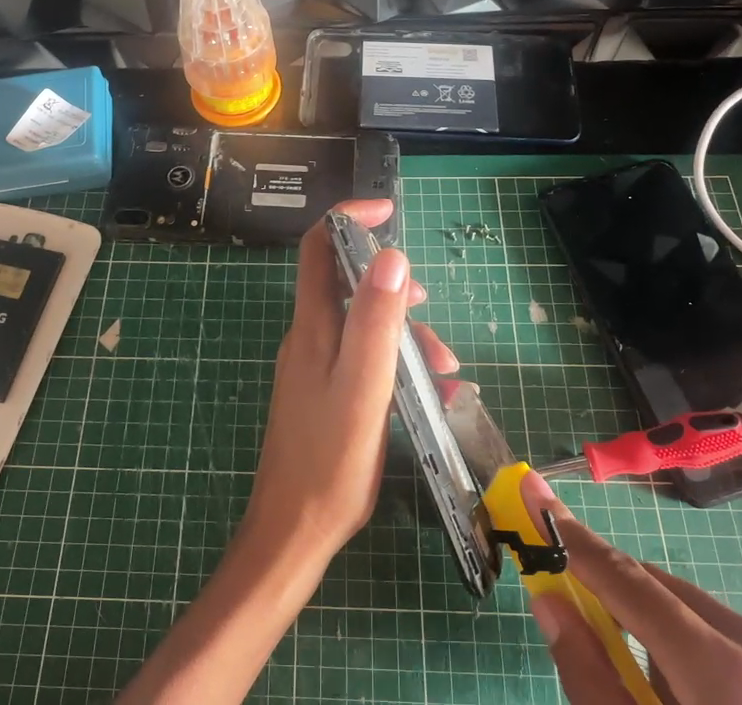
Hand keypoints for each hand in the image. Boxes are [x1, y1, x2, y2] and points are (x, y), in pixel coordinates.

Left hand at [241, 199, 457, 561]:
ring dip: (408, 337)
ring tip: (447, 372)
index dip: (350, 218)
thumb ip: (375, 321)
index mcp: (312, 327)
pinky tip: (434, 393)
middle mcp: (310, 339)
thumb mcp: (363, 386)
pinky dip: (399, 366)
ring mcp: (316, 368)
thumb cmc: (330, 461)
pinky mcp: (327, 396)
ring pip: (364, 328)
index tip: (390, 211)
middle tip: (434, 316)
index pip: (320, 248)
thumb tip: (390, 255)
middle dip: (397, 292)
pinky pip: (366, 361)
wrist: (294, 530)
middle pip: (351, 286)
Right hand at [522, 472, 741, 704]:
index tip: (535, 495)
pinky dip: (694, 656)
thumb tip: (548, 602)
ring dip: (657, 633)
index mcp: (728, 674)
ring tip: (651, 698)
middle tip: (574, 617)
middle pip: (665, 592)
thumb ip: (588, 675)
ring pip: (698, 615)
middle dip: (615, 597)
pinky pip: (732, 643)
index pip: (630, 582)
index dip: (574, 539)